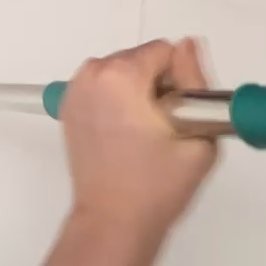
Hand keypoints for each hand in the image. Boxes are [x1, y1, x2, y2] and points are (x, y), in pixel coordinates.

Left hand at [40, 39, 218, 265]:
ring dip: (136, 91)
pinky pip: (101, 85)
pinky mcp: (69, 103)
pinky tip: (123, 133)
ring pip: (121, 70)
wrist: (113, 219)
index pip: (164, 51)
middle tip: (163, 127)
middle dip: (157, 84)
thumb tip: (190, 45)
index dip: (180, 81)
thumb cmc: (156, 186)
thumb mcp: (196, 137)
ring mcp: (76, 87)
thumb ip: (196, 83)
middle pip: (140, 58)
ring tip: (143, 133)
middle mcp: (93, 72)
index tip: (179, 113)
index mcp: (122, 75)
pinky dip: (115, 99)